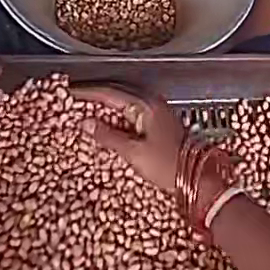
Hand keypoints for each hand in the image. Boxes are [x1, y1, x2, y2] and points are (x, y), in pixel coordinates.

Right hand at [70, 84, 186, 191]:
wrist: (199, 178)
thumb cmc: (168, 165)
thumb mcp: (133, 152)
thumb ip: (108, 136)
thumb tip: (85, 122)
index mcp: (144, 105)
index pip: (109, 92)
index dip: (87, 92)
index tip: (70, 92)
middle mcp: (151, 102)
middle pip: (117, 91)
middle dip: (94, 94)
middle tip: (74, 97)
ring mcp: (156, 110)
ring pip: (124, 100)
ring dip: (104, 102)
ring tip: (85, 107)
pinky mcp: (158, 121)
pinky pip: (131, 109)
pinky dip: (115, 111)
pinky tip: (107, 121)